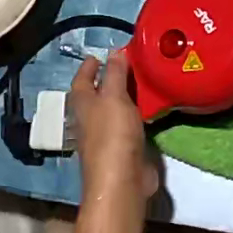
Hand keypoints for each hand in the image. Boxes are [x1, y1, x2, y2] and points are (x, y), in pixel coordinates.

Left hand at [70, 50, 158, 202]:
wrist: (122, 181)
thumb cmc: (112, 135)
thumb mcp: (113, 97)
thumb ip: (115, 74)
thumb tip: (114, 51)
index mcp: (82, 104)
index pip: (81, 79)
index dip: (88, 66)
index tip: (99, 55)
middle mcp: (91, 119)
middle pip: (97, 94)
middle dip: (109, 79)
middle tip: (130, 64)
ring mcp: (107, 136)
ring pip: (114, 110)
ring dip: (125, 97)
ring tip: (145, 81)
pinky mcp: (124, 149)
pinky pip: (130, 125)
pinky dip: (138, 114)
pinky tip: (151, 109)